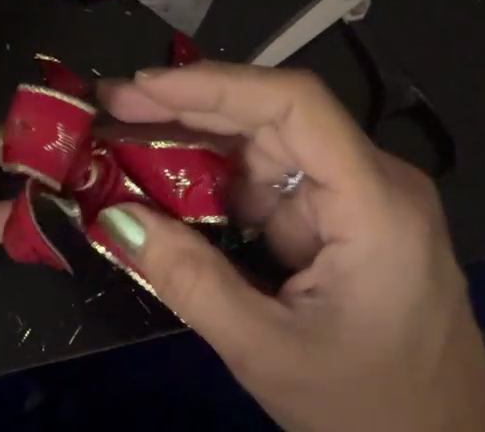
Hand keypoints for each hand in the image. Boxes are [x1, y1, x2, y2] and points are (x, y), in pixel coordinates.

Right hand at [95, 62, 484, 431]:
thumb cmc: (372, 411)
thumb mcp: (268, 352)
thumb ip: (189, 280)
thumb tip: (113, 214)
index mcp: (375, 204)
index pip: (295, 104)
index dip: (213, 84)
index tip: (142, 87)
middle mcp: (370, 182)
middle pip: (270, 115)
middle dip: (184, 106)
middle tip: (109, 104)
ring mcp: (355, 199)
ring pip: (262, 142)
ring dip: (190, 137)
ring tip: (120, 134)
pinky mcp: (337, 220)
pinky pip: (264, 179)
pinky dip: (209, 176)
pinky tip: (160, 176)